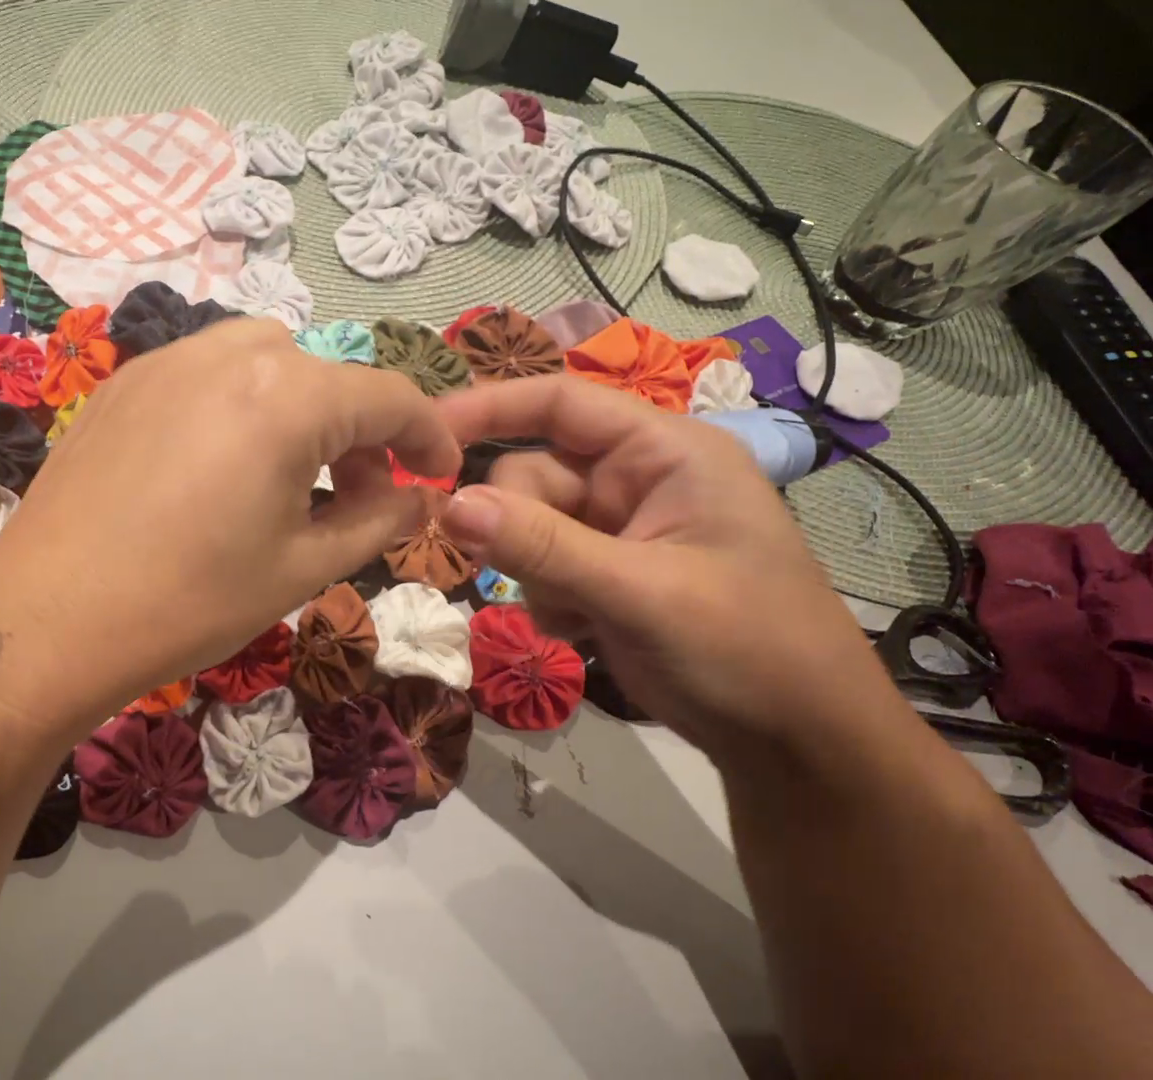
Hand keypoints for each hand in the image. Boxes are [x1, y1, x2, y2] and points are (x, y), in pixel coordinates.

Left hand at [0, 317, 462, 733]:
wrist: (48, 621)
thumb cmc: (188, 603)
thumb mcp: (301, 569)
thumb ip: (376, 522)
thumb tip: (418, 497)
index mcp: (285, 397)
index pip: (386, 396)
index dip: (428, 434)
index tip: (440, 474)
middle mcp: (224, 356)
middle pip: (323, 372)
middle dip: (358, 426)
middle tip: (357, 493)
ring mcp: (162, 363)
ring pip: (260, 359)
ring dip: (296, 406)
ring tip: (285, 476)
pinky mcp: (118, 386)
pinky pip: (201, 373)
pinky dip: (235, 403)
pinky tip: (215, 466)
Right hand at [436, 375, 899, 756]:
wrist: (795, 743)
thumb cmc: (745, 649)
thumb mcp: (640, 592)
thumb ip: (541, 546)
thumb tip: (447, 505)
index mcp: (666, 453)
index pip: (560, 403)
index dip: (488, 408)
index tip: (422, 435)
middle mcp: (638, 480)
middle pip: (531, 474)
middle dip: (518, 528)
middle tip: (533, 577)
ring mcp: (620, 530)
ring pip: (526, 527)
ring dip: (533, 574)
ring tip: (577, 618)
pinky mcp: (605, 575)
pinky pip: (538, 567)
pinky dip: (544, 600)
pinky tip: (581, 634)